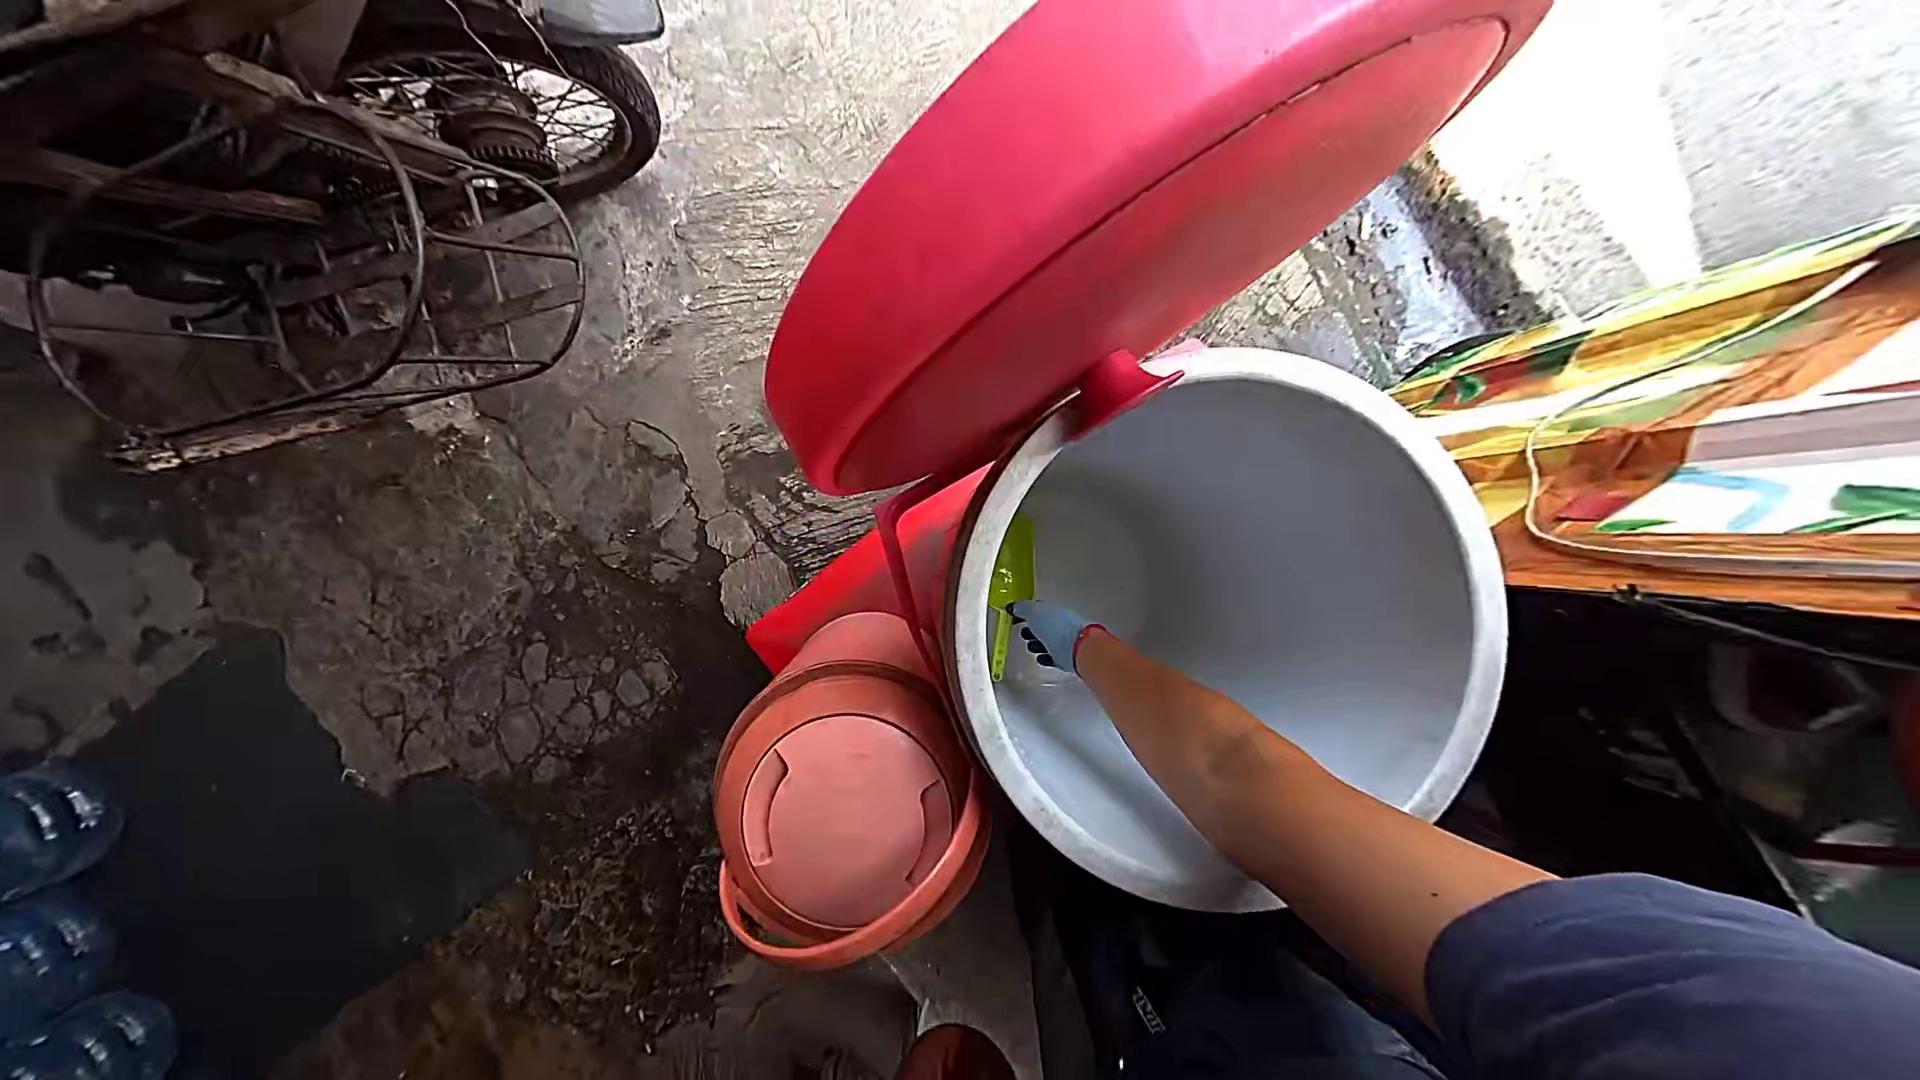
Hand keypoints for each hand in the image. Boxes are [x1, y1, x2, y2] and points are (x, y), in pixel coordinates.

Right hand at [1008, 600, 1101, 674]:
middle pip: (1043, 626)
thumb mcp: (1035, 612)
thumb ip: (1022, 608)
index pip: (1039, 610)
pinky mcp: (1066, 659)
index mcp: (1055, 611)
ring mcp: (1065, 642)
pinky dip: (1045, 657)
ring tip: (1030, 646)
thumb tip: (1012, 606)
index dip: (1026, 613)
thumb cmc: (1056, 627)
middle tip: (1022, 633)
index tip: (1014, 617)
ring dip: (1037, 644)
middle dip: (1031, 629)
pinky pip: (1052, 657)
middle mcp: (1061, 625)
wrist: (1077, 649)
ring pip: (1047, 642)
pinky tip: (1040, 658)